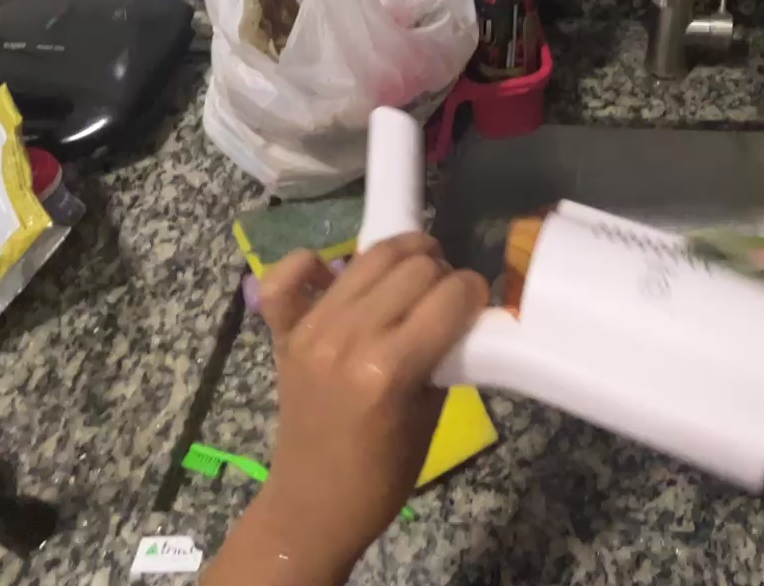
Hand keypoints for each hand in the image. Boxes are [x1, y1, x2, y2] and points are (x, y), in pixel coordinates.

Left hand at [247, 234, 488, 582]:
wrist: (313, 507)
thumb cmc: (383, 471)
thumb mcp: (433, 410)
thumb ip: (446, 350)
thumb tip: (462, 306)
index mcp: (389, 369)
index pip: (451, 293)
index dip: (475, 291)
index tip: (477, 304)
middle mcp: (348, 338)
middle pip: (416, 266)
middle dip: (444, 274)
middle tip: (446, 298)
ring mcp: (312, 330)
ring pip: (371, 256)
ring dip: (402, 256)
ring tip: (413, 276)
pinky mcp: (286, 331)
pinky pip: (286, 276)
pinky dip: (310, 264)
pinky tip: (334, 274)